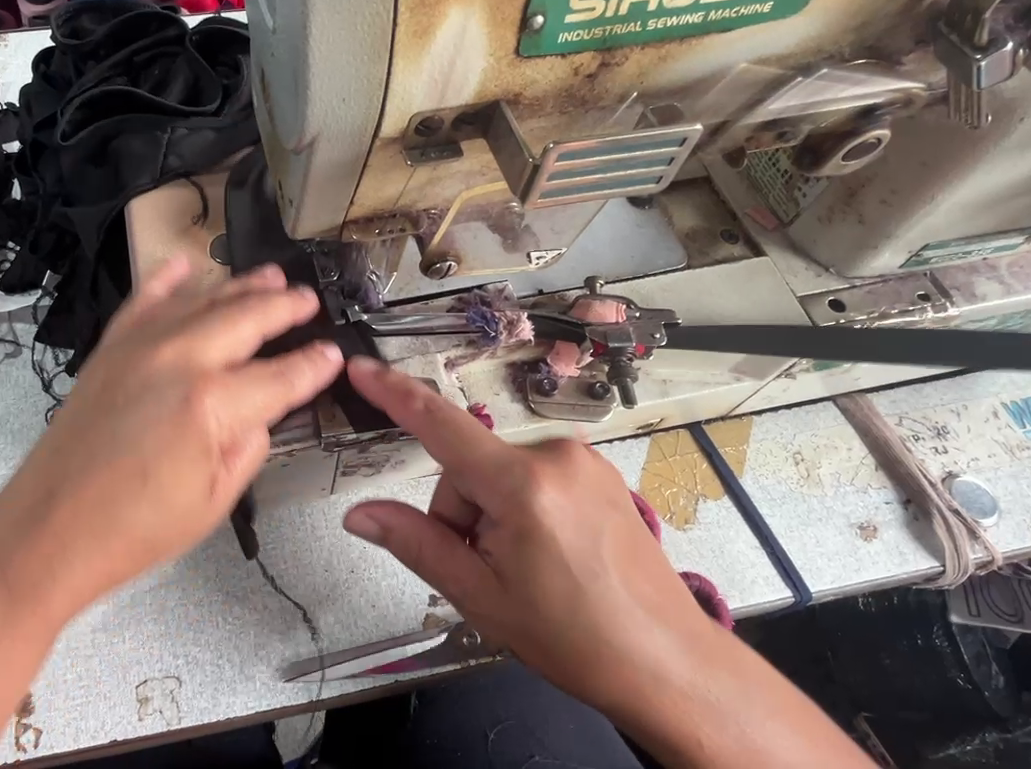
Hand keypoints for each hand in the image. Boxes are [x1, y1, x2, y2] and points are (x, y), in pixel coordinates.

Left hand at [0, 257, 342, 614]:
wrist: (48, 528)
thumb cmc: (135, 528)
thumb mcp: (215, 500)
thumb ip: (250, 444)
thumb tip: (261, 410)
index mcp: (214, 404)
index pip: (283, 375)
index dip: (314, 364)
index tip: (333, 354)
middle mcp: (182, 359)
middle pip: (249, 318)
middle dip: (286, 306)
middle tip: (308, 299)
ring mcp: (142, 345)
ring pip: (204, 298)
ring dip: (241, 284)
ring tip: (271, 275)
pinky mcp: (111, 346)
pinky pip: (145, 299)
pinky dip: (167, 278)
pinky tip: (185, 263)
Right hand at [339, 357, 717, 715]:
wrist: (669, 663)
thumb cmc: (576, 638)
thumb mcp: (480, 596)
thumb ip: (415, 543)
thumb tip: (360, 515)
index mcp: (521, 485)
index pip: (440, 424)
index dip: (393, 393)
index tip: (361, 367)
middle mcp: (554, 456)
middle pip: (468, 466)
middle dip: (462, 513)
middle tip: (488, 570)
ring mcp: (582, 461)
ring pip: (499, 473)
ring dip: (493, 512)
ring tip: (527, 568)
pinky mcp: (598, 472)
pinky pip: (533, 476)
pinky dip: (523, 506)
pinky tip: (550, 553)